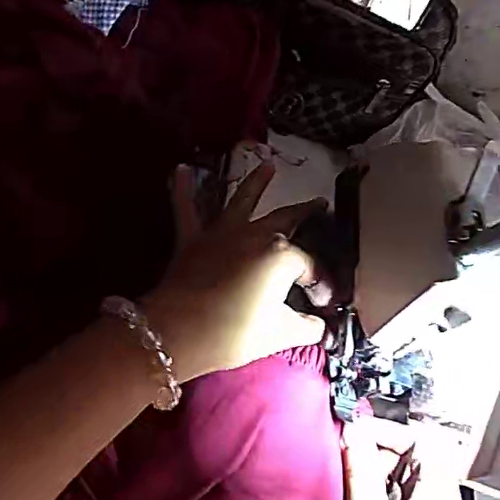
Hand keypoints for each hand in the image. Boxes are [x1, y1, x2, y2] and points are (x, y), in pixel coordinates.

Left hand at [142, 161, 327, 381]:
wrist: (178, 333)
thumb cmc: (233, 333)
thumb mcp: (279, 335)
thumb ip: (305, 327)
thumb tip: (318, 326)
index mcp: (281, 256)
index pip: (309, 267)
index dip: (318, 284)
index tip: (321, 304)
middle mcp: (255, 234)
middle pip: (285, 220)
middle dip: (305, 212)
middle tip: (318, 205)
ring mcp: (222, 234)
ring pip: (243, 200)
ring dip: (257, 182)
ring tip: (267, 164)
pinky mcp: (192, 240)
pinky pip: (187, 209)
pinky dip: (184, 189)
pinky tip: (182, 168)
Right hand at [336, 418, 468, 499]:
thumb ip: (362, 475)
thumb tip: (354, 428)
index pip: (427, 445)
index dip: (392, 432)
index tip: (354, 433)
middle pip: (413, 460)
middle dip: (378, 451)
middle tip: (342, 458)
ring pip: (399, 479)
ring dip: (370, 471)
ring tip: (341, 477)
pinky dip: (370, 492)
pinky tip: (348, 499)